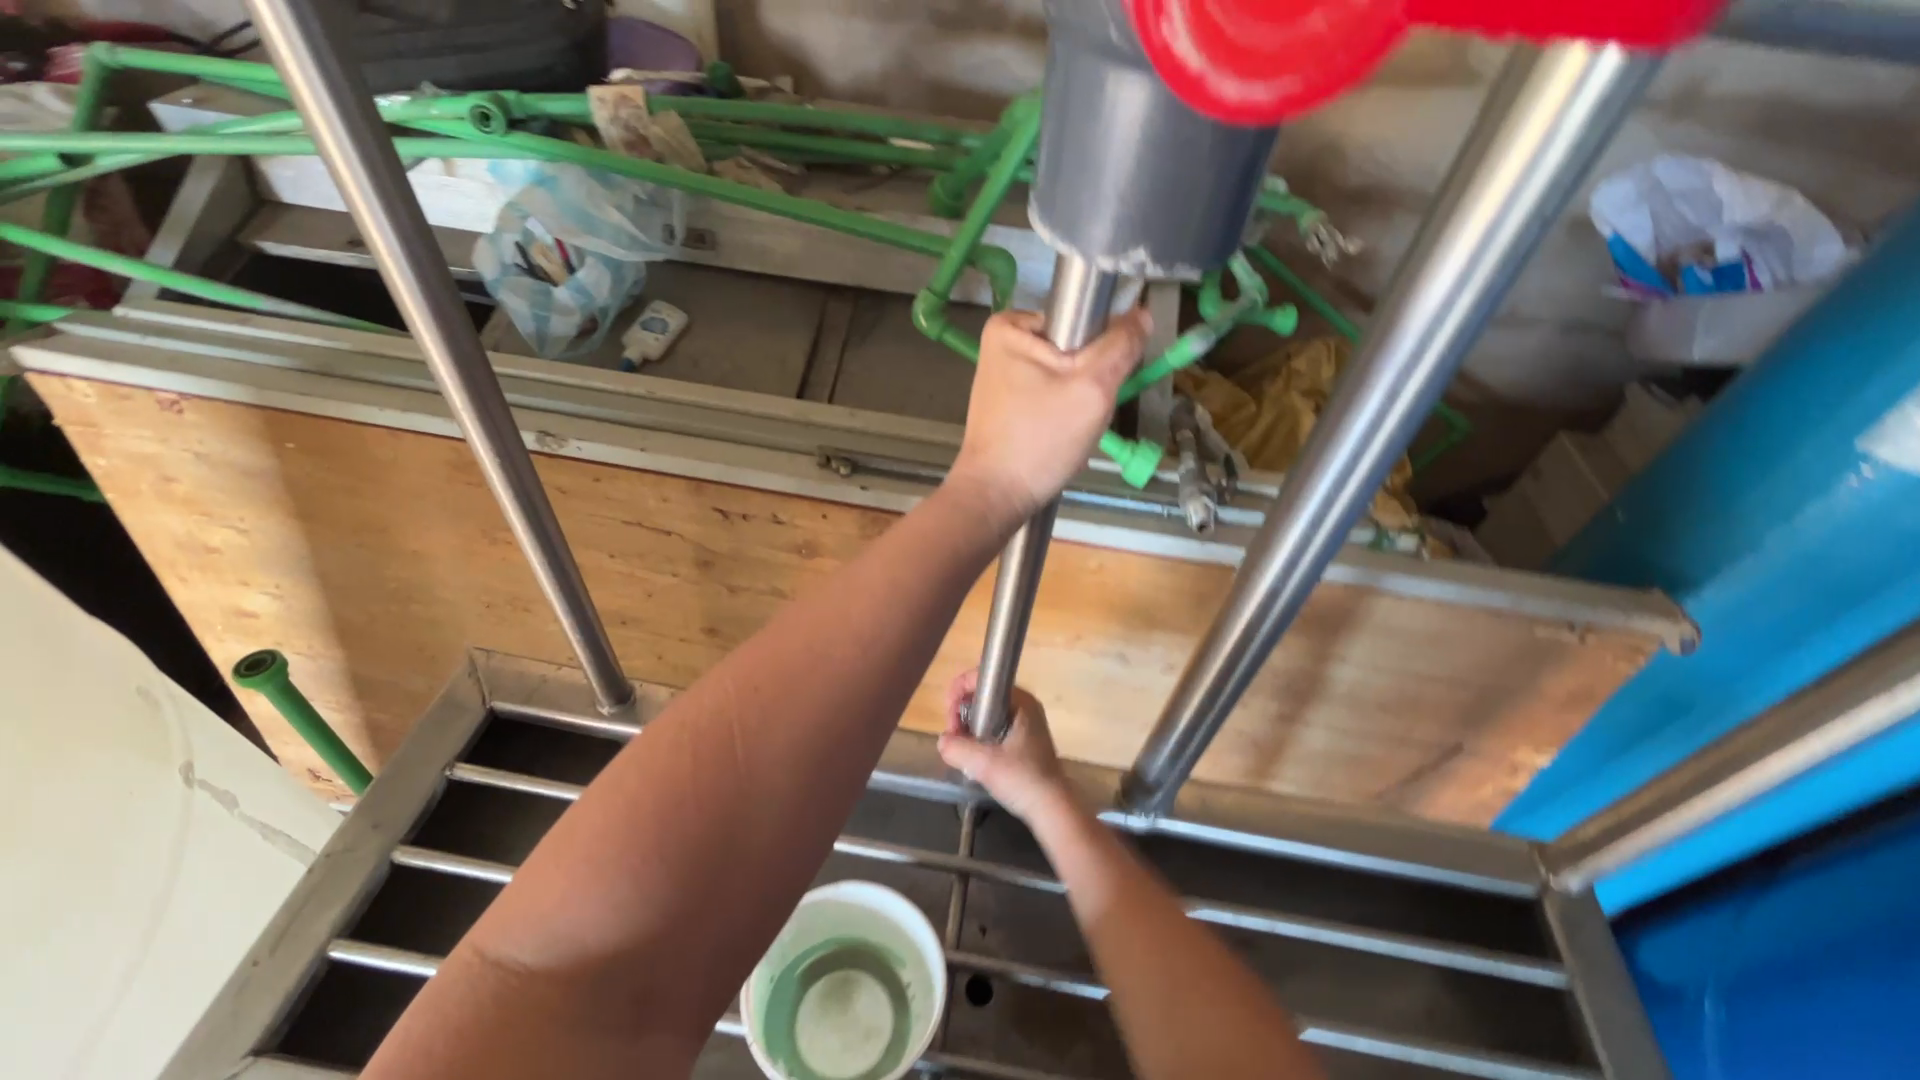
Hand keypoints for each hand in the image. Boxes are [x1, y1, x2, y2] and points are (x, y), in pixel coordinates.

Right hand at [937, 668, 1070, 822]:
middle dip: (962, 712)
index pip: (983, 678)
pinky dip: (980, 736)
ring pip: (987, 713)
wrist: (1051, 808)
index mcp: (1020, 701)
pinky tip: (974, 756)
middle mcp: (1025, 706)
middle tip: (953, 737)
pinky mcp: (1024, 740)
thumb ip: (956, 747)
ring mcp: (1026, 723)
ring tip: (961, 748)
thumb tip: (943, 740)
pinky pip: (994, 727)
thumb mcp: (983, 763)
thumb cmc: (1022, 779)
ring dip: (969, 727)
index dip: (959, 690)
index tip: (949, 716)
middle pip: (983, 695)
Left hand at [949, 308, 1151, 524]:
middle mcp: (1003, 340)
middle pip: (1077, 346)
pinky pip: (1054, 393)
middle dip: (1090, 378)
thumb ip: (1122, 345)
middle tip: (1083, 411)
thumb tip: (1142, 313)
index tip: (1101, 382)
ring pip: (1069, 373)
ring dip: (1081, 399)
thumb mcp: (1092, 387)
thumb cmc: (1040, 440)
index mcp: (1012, 323)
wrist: (997, 496)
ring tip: (1069, 427)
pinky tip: (1059, 434)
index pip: (1084, 317)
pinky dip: (1065, 412)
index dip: (1105, 347)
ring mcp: (1004, 372)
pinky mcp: (1008, 400)